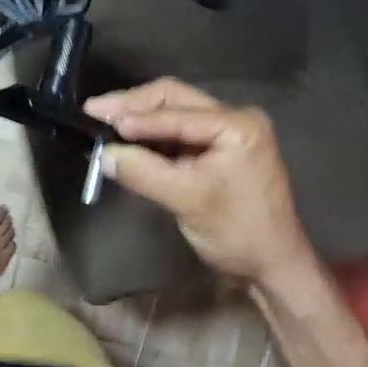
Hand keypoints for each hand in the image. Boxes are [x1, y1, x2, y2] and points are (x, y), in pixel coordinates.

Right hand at [86, 78, 317, 284]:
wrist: (274, 267)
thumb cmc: (239, 233)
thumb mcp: (189, 202)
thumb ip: (145, 174)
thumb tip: (102, 155)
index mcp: (238, 123)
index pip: (177, 112)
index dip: (136, 116)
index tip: (97, 118)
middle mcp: (234, 117)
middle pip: (174, 99)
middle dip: (132, 105)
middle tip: (93, 110)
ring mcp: (226, 131)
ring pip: (172, 112)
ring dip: (139, 117)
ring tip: (102, 120)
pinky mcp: (216, 147)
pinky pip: (177, 131)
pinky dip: (150, 134)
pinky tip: (124, 138)